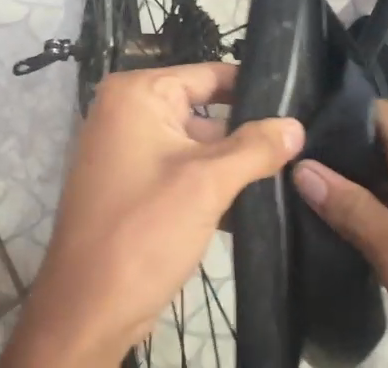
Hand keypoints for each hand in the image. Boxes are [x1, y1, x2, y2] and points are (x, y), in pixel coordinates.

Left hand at [1, 63, 304, 367]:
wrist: (86, 313)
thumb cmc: (143, 232)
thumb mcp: (208, 183)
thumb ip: (255, 148)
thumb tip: (296, 125)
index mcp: (136, 94)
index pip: (209, 74)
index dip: (254, 88)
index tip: (298, 100)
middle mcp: (126, 112)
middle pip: (204, 109)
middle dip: (246, 130)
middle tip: (300, 143)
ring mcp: (126, 151)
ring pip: (196, 144)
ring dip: (232, 163)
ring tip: (287, 173)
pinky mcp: (132, 187)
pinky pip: (181, 171)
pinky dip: (210, 185)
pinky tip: (252, 204)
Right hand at [292, 101, 387, 367]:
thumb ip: (351, 208)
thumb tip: (303, 166)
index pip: (377, 110)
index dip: (338, 111)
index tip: (297, 125)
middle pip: (382, 141)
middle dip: (340, 151)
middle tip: (289, 163)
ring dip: (356, 182)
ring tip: (304, 192)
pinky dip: (377, 206)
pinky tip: (346, 227)